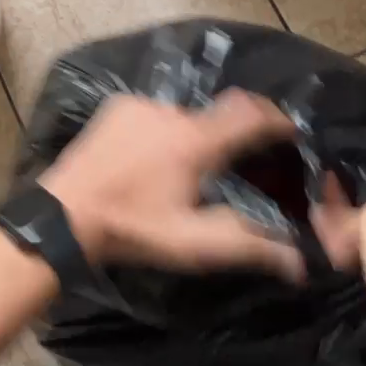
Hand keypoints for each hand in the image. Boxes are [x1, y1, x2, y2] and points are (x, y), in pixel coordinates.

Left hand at [36, 89, 357, 282]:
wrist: (66, 213)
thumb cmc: (133, 229)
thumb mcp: (193, 244)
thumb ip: (248, 246)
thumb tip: (299, 260)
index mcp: (195, 140)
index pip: (250, 113)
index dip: (276, 118)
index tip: (292, 129)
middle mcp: (171, 112)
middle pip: (217, 115)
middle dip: (231, 135)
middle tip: (236, 162)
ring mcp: (140, 104)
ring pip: (183, 116)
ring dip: (192, 136)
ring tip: (187, 169)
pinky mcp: (117, 106)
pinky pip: (154, 113)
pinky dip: (163, 131)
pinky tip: (153, 158)